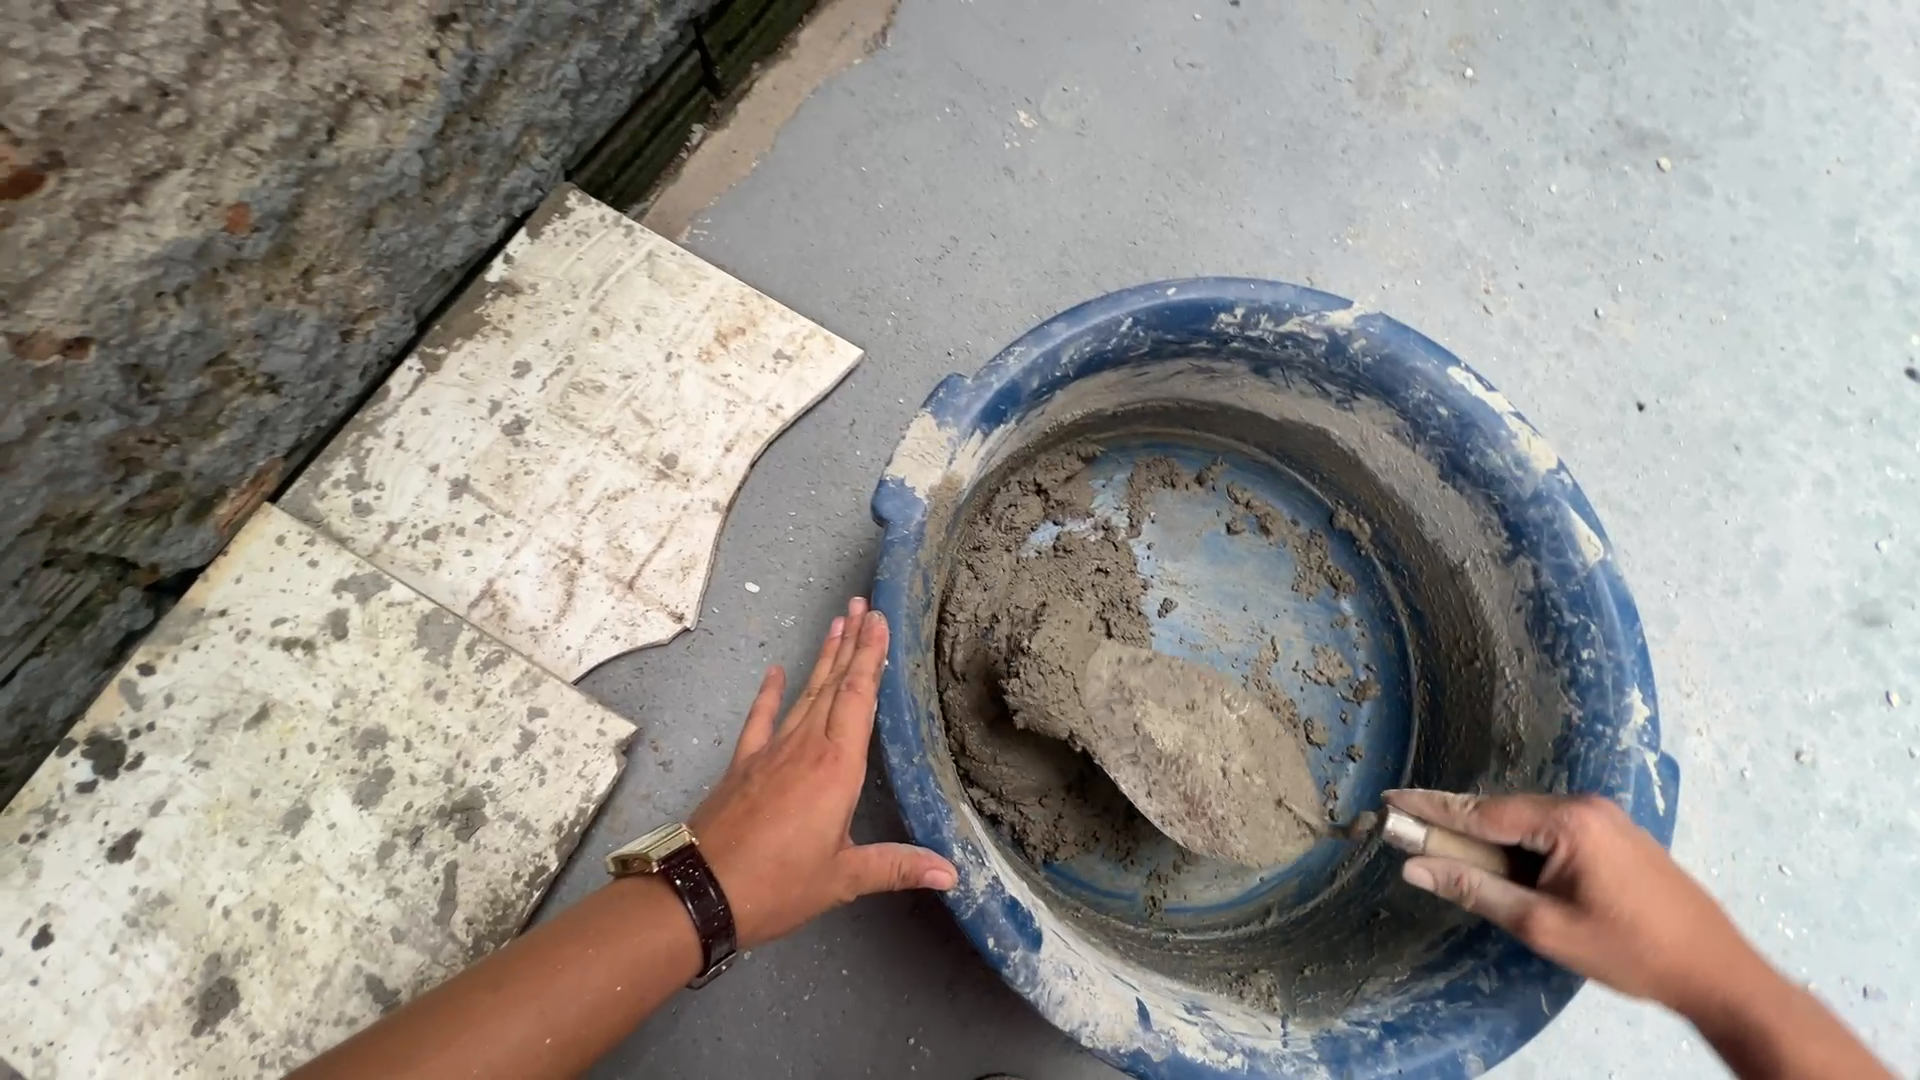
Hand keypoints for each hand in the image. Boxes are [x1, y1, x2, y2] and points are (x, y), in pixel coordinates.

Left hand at [689, 598, 957, 947]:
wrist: (698, 892)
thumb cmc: (778, 884)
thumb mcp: (843, 879)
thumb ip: (897, 866)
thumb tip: (953, 874)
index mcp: (837, 766)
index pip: (860, 697)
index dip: (871, 657)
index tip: (879, 621)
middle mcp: (807, 746)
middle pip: (835, 683)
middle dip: (852, 642)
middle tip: (864, 605)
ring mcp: (772, 750)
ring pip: (805, 693)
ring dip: (823, 657)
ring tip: (837, 622)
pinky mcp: (745, 762)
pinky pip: (762, 718)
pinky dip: (770, 693)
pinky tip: (776, 670)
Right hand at [1383, 789, 1754, 1011]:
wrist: (1727, 980)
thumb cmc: (1632, 954)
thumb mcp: (1543, 926)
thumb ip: (1476, 889)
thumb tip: (1414, 867)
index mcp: (1568, 821)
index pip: (1480, 811)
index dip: (1430, 807)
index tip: (1389, 799)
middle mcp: (1584, 806)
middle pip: (1500, 812)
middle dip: (1458, 826)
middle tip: (1413, 833)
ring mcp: (1603, 817)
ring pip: (1523, 821)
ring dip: (1490, 839)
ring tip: (1461, 860)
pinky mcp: (1615, 833)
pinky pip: (1547, 829)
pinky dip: (1518, 844)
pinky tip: (1508, 865)